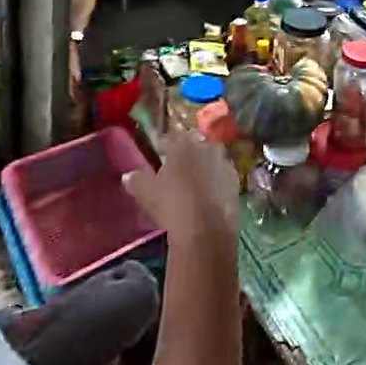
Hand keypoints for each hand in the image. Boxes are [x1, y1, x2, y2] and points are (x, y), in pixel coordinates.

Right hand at [123, 129, 239, 246]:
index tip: (159, 153)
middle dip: (188, 155)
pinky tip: (208, 195)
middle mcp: (207, 147)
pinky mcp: (236, 181)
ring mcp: (225, 163)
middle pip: (195, 146)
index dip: (165, 145)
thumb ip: (137, 180)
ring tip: (193, 183)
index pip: (172, 138)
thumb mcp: (145, 192)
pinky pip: (222, 177)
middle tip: (177, 169)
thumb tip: (129, 175)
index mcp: (183, 144)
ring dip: (204, 167)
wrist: (204, 227)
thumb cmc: (170, 203)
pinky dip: (216, 182)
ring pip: (211, 160)